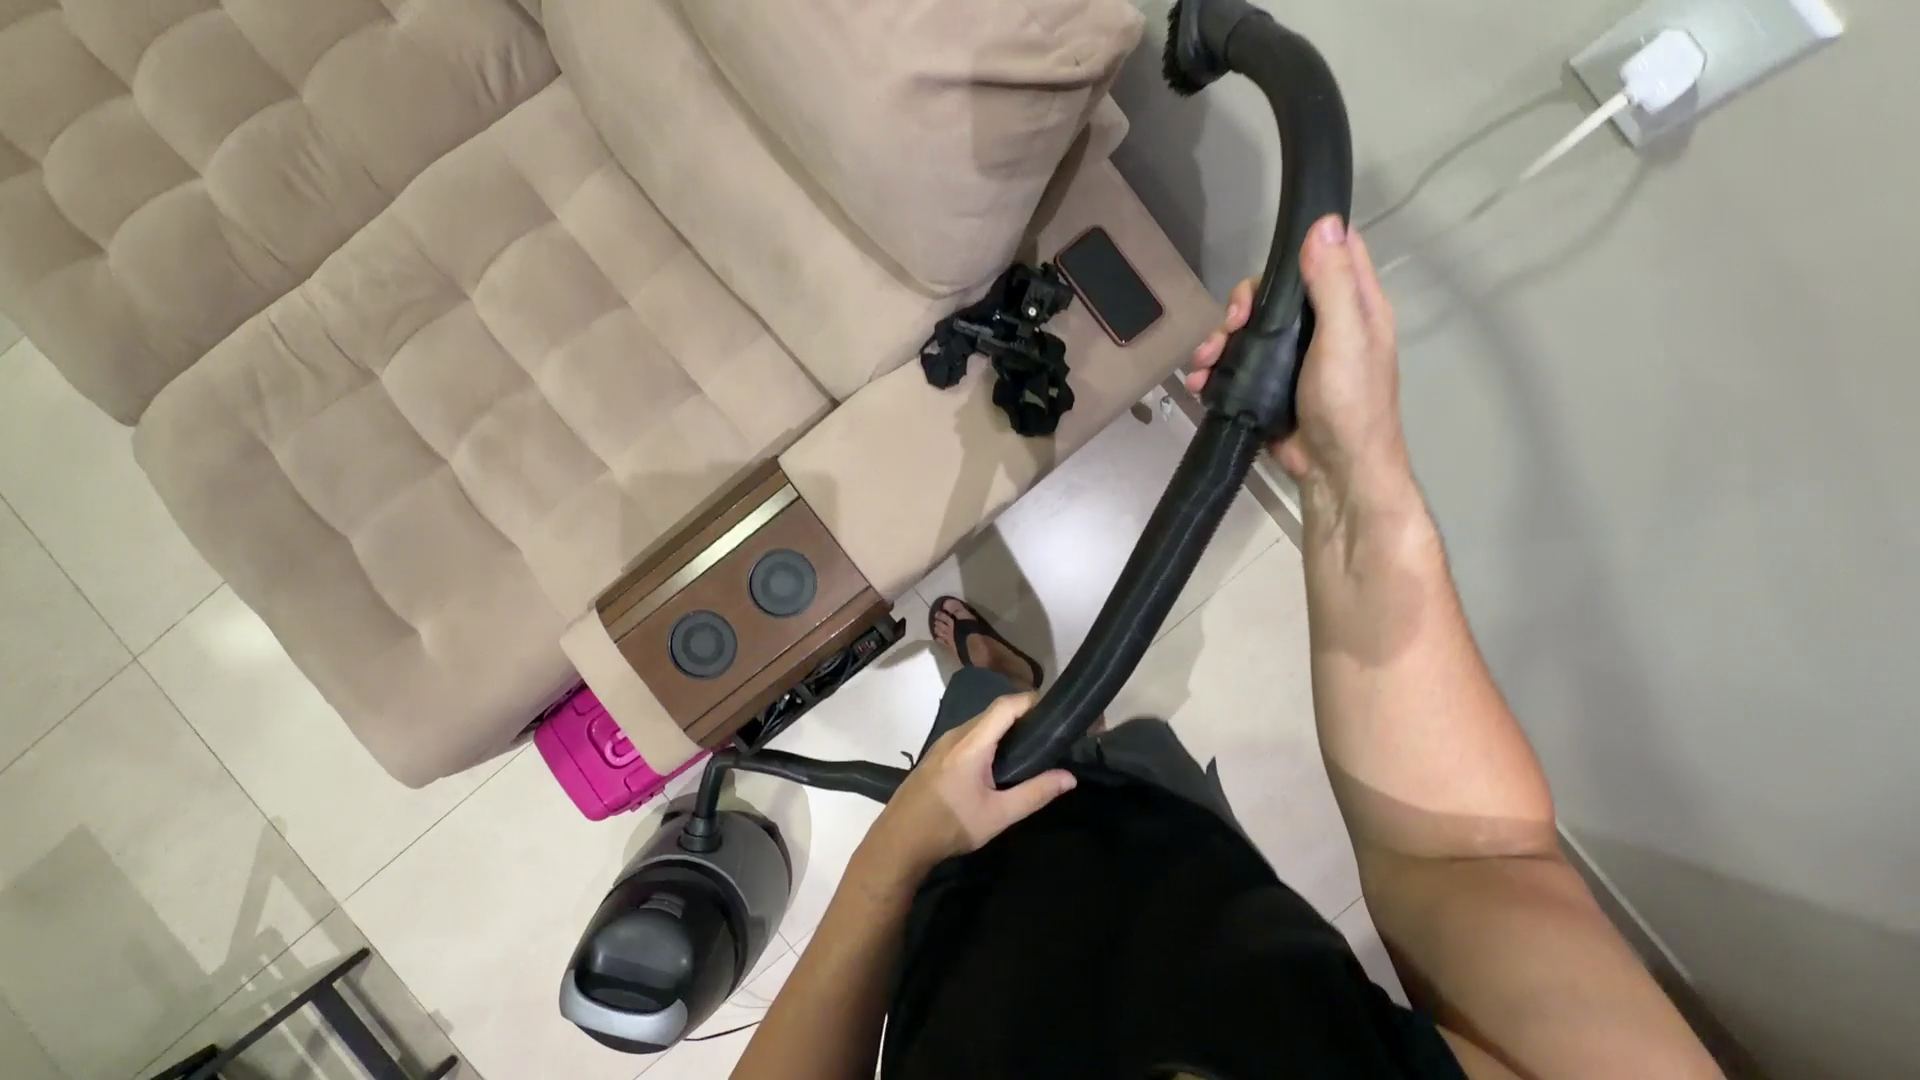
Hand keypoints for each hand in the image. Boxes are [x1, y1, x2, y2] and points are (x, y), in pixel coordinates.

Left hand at [862, 693, 1076, 877]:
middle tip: (1053, 732)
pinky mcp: (938, 754)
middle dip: (1025, 715)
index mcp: (971, 743)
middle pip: (995, 711)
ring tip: (1034, 745)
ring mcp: (944, 743)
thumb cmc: (950, 827)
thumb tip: (1069, 777)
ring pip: (982, 723)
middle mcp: (956, 734)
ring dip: (1007, 728)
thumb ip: (1035, 794)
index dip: (1032, 701)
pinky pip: (971, 735)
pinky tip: (1003, 760)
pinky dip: (991, 738)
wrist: (899, 842)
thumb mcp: (998, 815)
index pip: (1006, 705)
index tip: (1058, 712)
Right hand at [1185, 216, 1412, 512]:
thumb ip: (1333, 282)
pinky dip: (1215, 370)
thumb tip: (1324, 222)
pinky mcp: (1269, 386)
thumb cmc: (1349, 403)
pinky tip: (1202, 382)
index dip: (1302, 249)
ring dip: (1221, 339)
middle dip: (1244, 304)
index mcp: (1355, 307)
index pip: (1333, 253)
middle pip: (1277, 293)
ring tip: (1205, 361)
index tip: (1271, 265)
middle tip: (1232, 323)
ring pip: (1251, 329)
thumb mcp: (1346, 336)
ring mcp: (1294, 358)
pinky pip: (1237, 365)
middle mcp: (1325, 326)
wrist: (1335, 472)